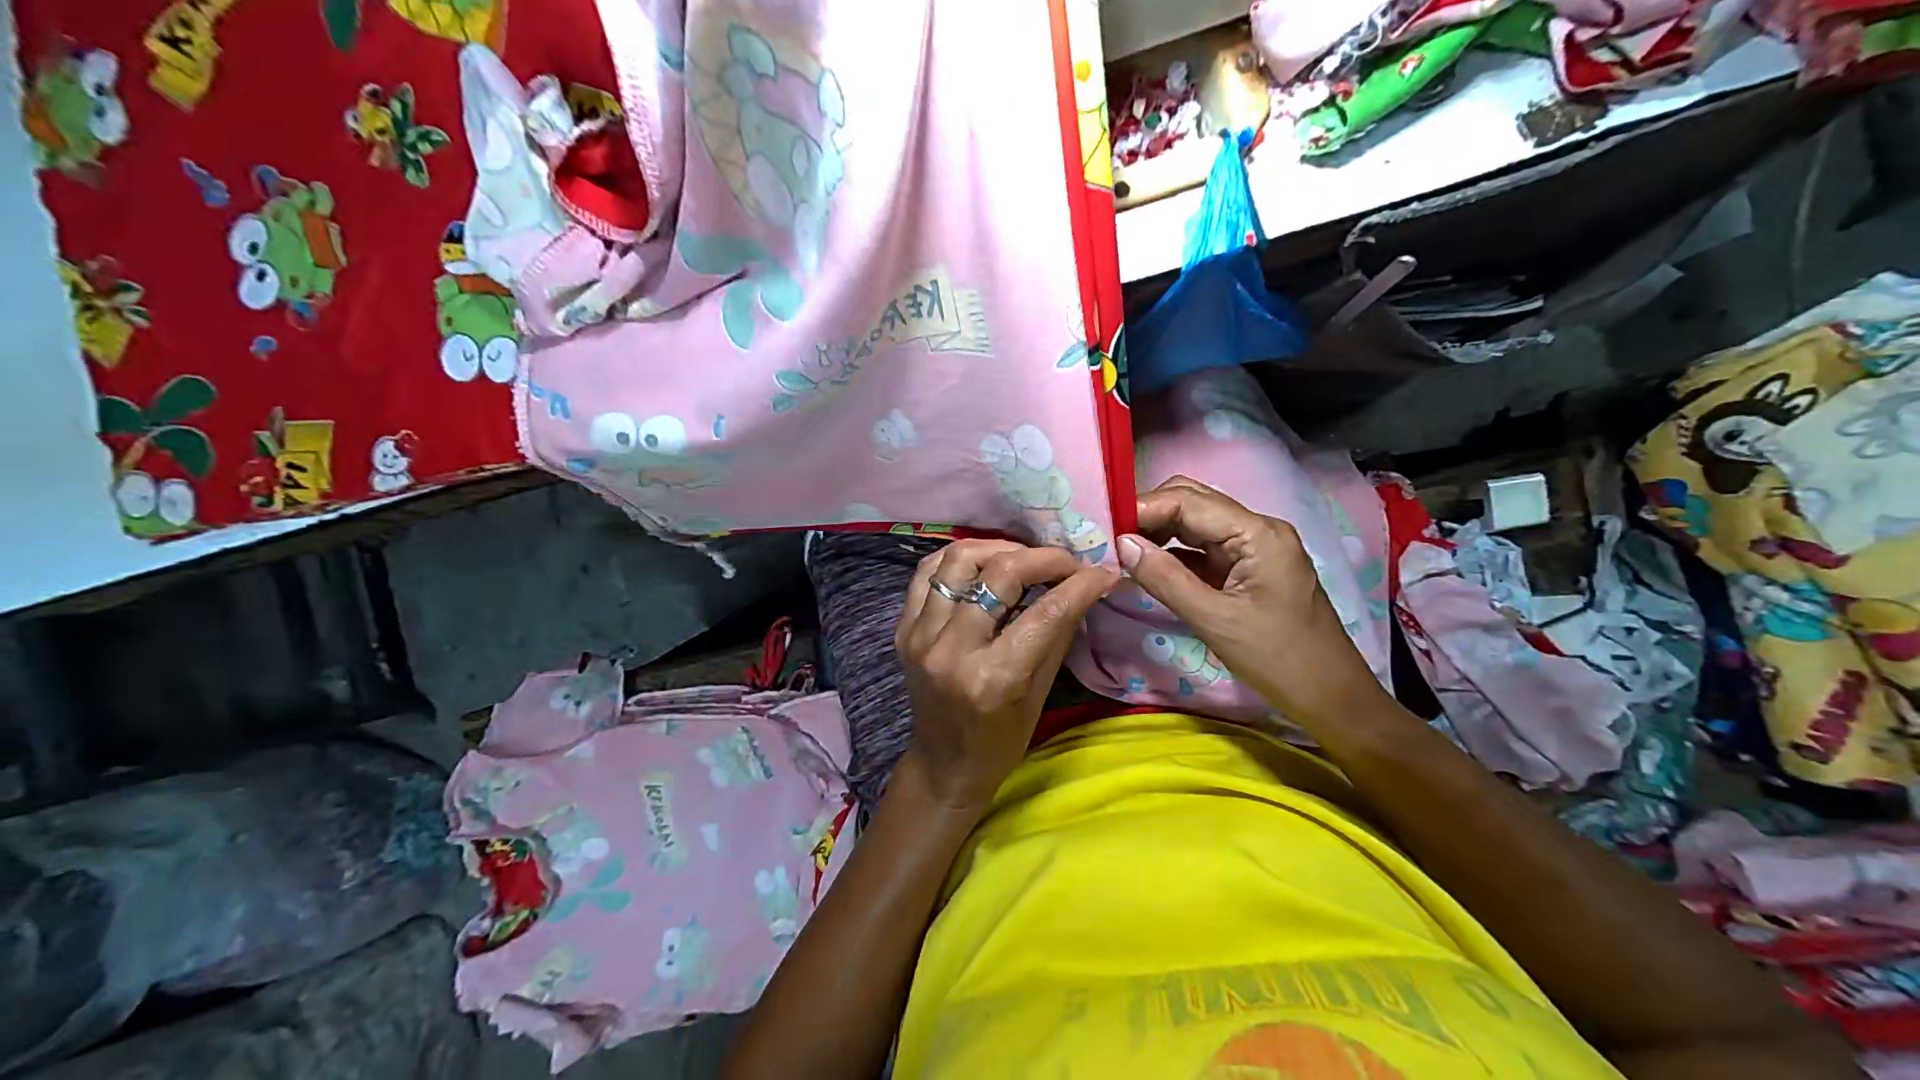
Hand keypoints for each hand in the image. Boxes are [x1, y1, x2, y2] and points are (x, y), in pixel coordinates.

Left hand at [894, 539, 1119, 818]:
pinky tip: (985, 563)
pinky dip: (959, 559)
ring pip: (959, 560)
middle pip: (1000, 574)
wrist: (943, 764)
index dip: (1081, 584)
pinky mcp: (903, 628)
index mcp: (992, 678)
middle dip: (1044, 559)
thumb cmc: (1000, 740)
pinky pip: (928, 571)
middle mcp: (951, 650)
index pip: (1045, 612)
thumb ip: (1059, 634)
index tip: (1102, 573)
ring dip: (1000, 549)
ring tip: (1026, 560)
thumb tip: (1086, 585)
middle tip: (1067, 563)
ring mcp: (920, 635)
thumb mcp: (1040, 694)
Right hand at [1118, 477, 1388, 727]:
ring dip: (1159, 531)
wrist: (1332, 697)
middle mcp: (1257, 528)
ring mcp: (1254, 547)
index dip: (1143, 508)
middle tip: (1109, 538)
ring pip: (1195, 522)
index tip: (1104, 528)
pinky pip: (1203, 547)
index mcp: (1258, 533)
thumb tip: (1121, 543)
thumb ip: (1165, 578)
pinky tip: (1147, 565)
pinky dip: (1173, 552)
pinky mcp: (1248, 567)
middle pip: (1193, 501)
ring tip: (1122, 550)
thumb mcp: (1215, 621)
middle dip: (1149, 514)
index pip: (1188, 501)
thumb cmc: (1279, 659)